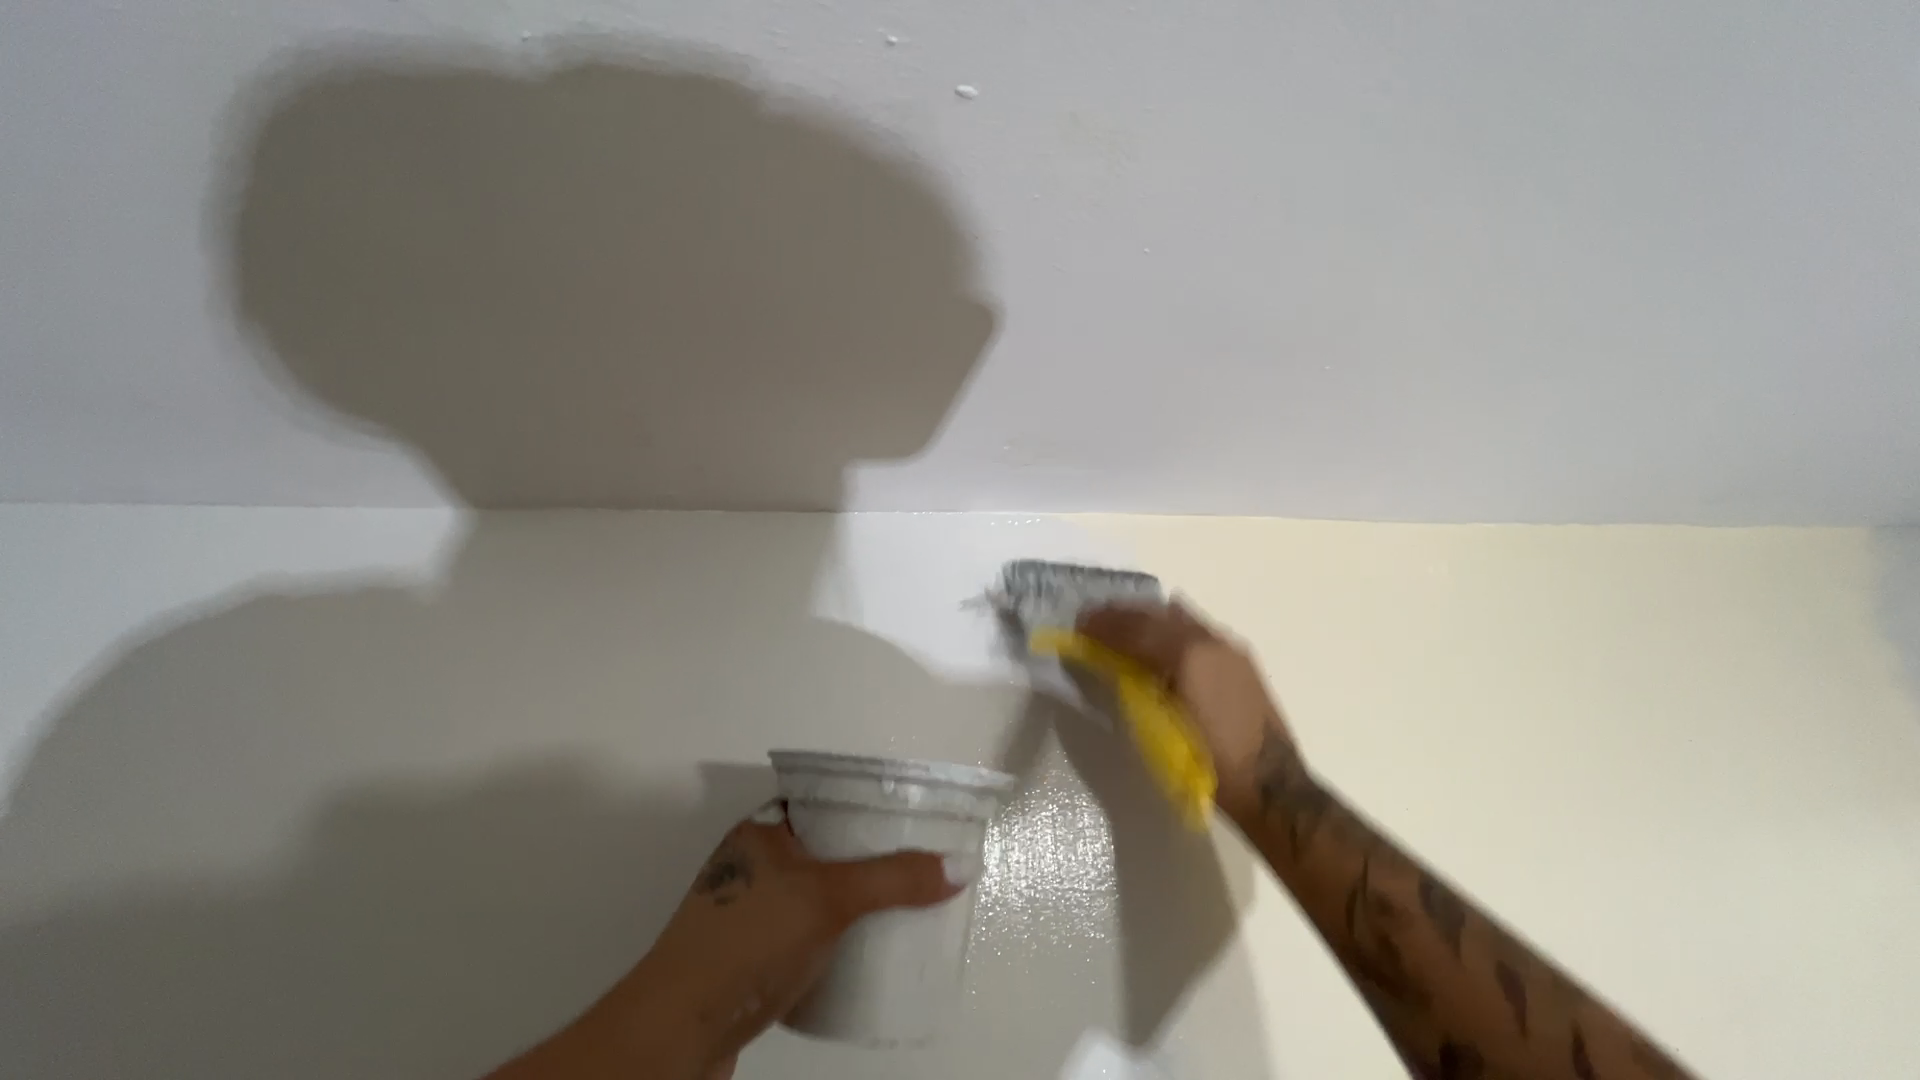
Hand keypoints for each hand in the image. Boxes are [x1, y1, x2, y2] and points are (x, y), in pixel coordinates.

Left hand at [489, 802, 964, 1079]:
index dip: (869, 803)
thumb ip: (894, 880)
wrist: (677, 1032)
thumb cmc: (749, 941)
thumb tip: (963, 864)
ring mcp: (752, 912)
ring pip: (820, 893)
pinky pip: (810, 933)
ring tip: (908, 903)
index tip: (915, 815)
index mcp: (763, 830)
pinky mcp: (754, 957)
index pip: (824, 799)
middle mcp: (755, 863)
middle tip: (923, 861)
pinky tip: (869, 948)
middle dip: (874, 856)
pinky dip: (840, 935)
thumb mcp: (828, 899)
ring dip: (858, 899)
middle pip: (828, 847)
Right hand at [1077, 601, 1298, 816]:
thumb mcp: (1161, 729)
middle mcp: (1211, 641)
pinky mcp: (1241, 662)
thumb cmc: (1210, 764)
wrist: (1272, 788)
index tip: (1078, 624)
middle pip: (1157, 614)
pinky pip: (1197, 629)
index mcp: (1189, 655)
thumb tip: (1110, 665)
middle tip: (1094, 621)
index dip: (1104, 623)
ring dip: (1147, 618)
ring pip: (1180, 617)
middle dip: (1123, 614)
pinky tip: (1158, 643)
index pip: (1136, 627)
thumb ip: (1134, 686)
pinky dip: (1170, 628)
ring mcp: (1231, 649)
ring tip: (1122, 629)